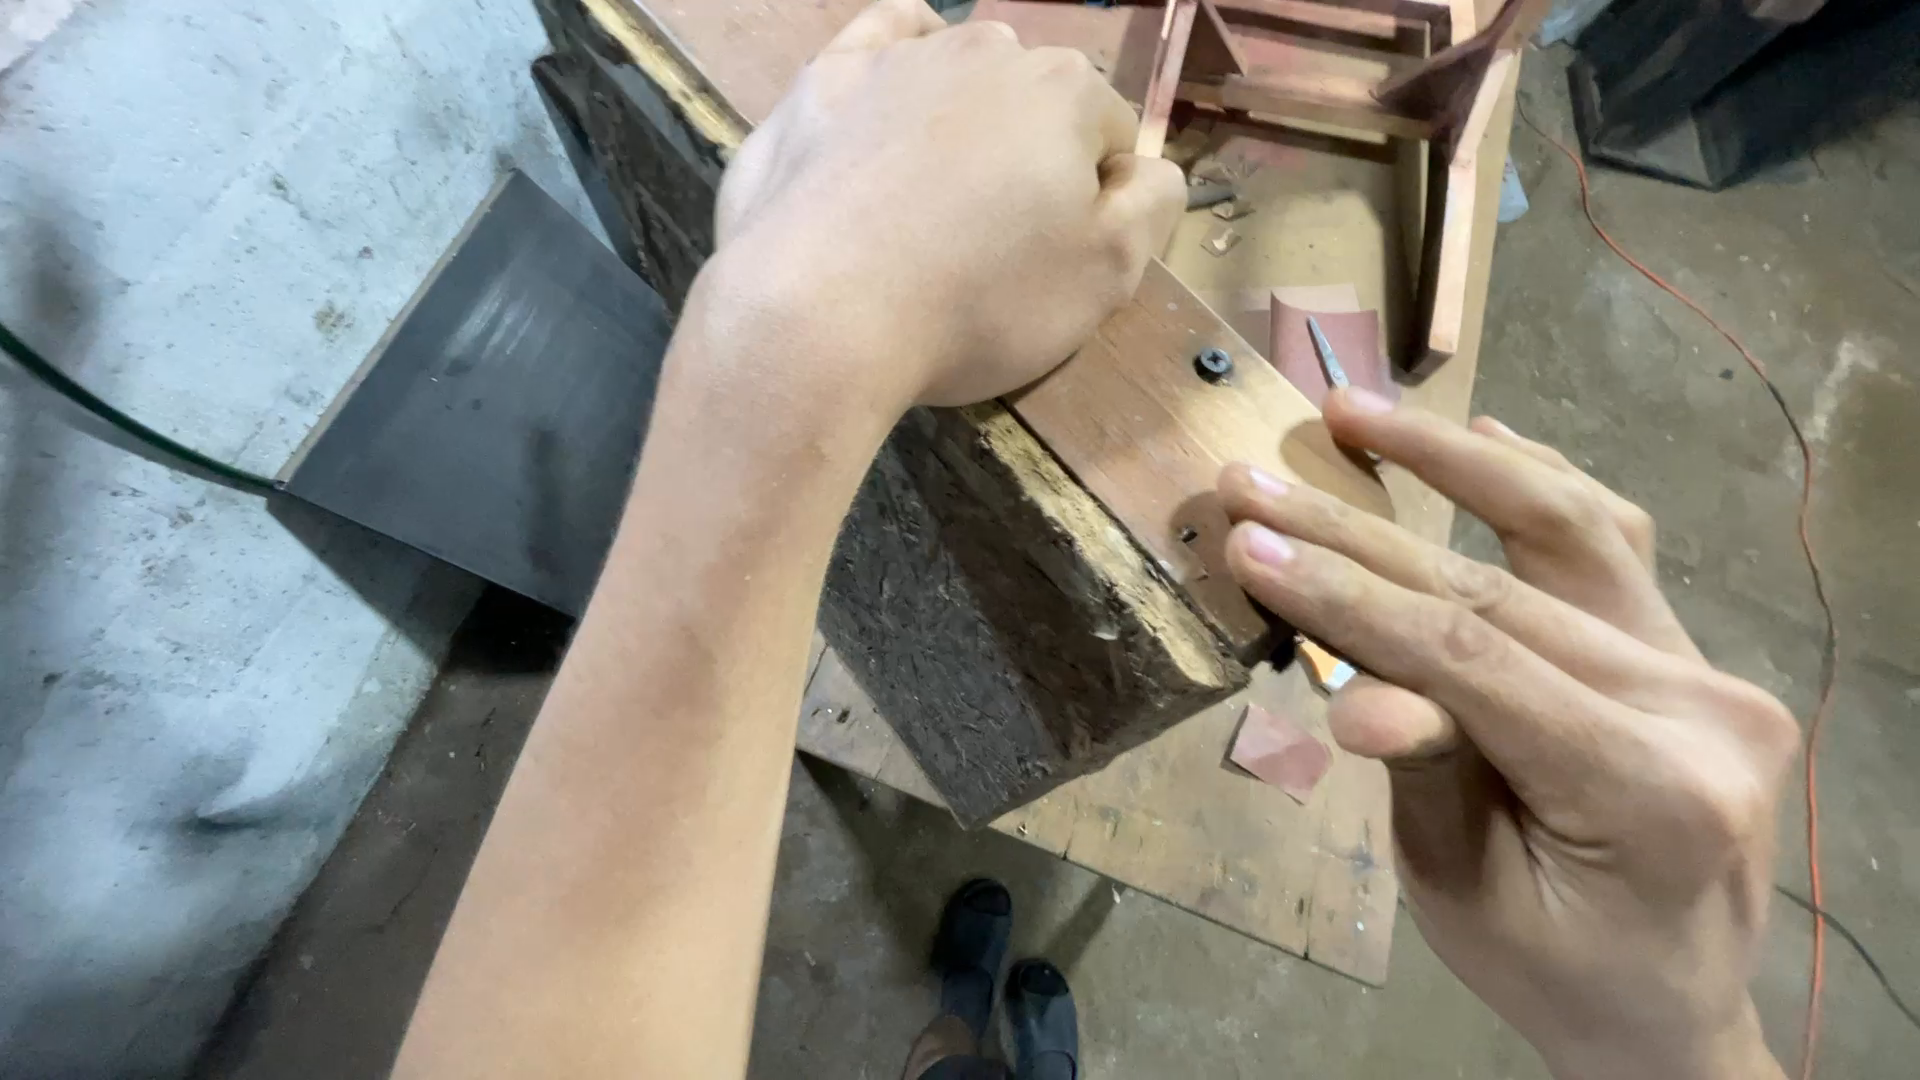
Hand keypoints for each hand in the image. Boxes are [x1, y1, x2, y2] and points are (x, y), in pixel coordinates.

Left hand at [703, 0, 1184, 407]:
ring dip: (964, 132)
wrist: (821, 319)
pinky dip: (894, 74)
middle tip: (992, 251)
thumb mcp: (1104, 279)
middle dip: (1031, 166)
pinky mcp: (819, 87)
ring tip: (932, 210)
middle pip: (1035, 108)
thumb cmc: (978, 306)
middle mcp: (985, 51)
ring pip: (958, 83)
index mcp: (1065, 93)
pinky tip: (889, 108)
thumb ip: (1152, 208)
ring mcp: (894, 61)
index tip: (1055, 266)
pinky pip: (876, 50)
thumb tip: (1146, 169)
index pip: (1109, 144)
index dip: (1093, 209)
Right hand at [1220, 389, 1795, 1078]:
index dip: (1344, 595)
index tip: (1248, 544)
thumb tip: (1352, 700)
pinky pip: (1608, 542)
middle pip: (1487, 587)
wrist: (1661, 999)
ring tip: (1352, 411)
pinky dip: (1537, 477)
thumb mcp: (1459, 887)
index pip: (1464, 655)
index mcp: (1646, 786)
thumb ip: (1423, 772)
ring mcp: (1699, 663)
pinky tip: (1483, 431)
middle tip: (1252, 483)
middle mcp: (1694, 703)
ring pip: (1563, 527)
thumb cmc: (1543, 960)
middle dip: (1349, 531)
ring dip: (1445, 458)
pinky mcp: (1681, 646)